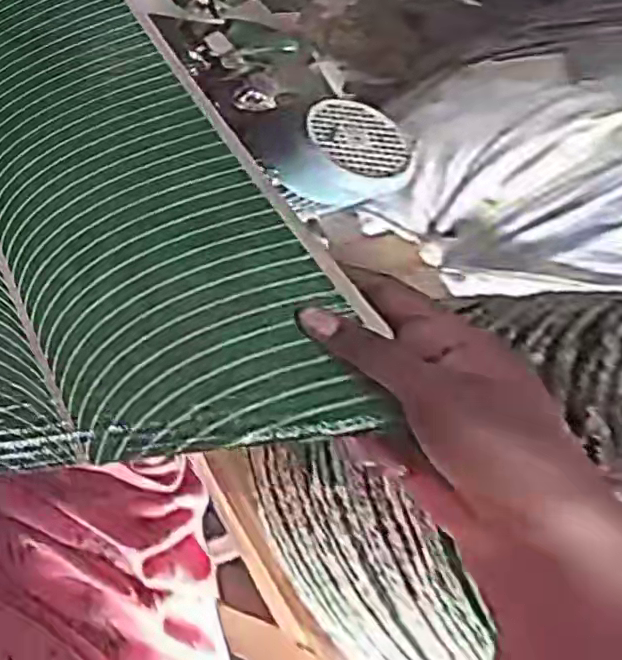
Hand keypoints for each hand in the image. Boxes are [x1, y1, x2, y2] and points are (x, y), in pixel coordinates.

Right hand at [299, 271, 621, 658]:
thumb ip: (366, 350)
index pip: (386, 295)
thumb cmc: (506, 453)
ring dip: (335, 397)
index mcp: (453, 345)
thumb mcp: (433, 392)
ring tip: (326, 408)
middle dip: (322, 342)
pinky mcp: (403, 440)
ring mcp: (418, 407)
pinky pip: (356, 421)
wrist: (543, 543)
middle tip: (272, 332)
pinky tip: (375, 455)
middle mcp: (433, 369)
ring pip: (349, 382)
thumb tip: (309, 312)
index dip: (340, 280)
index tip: (287, 271)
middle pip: (359, 339)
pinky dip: (356, 436)